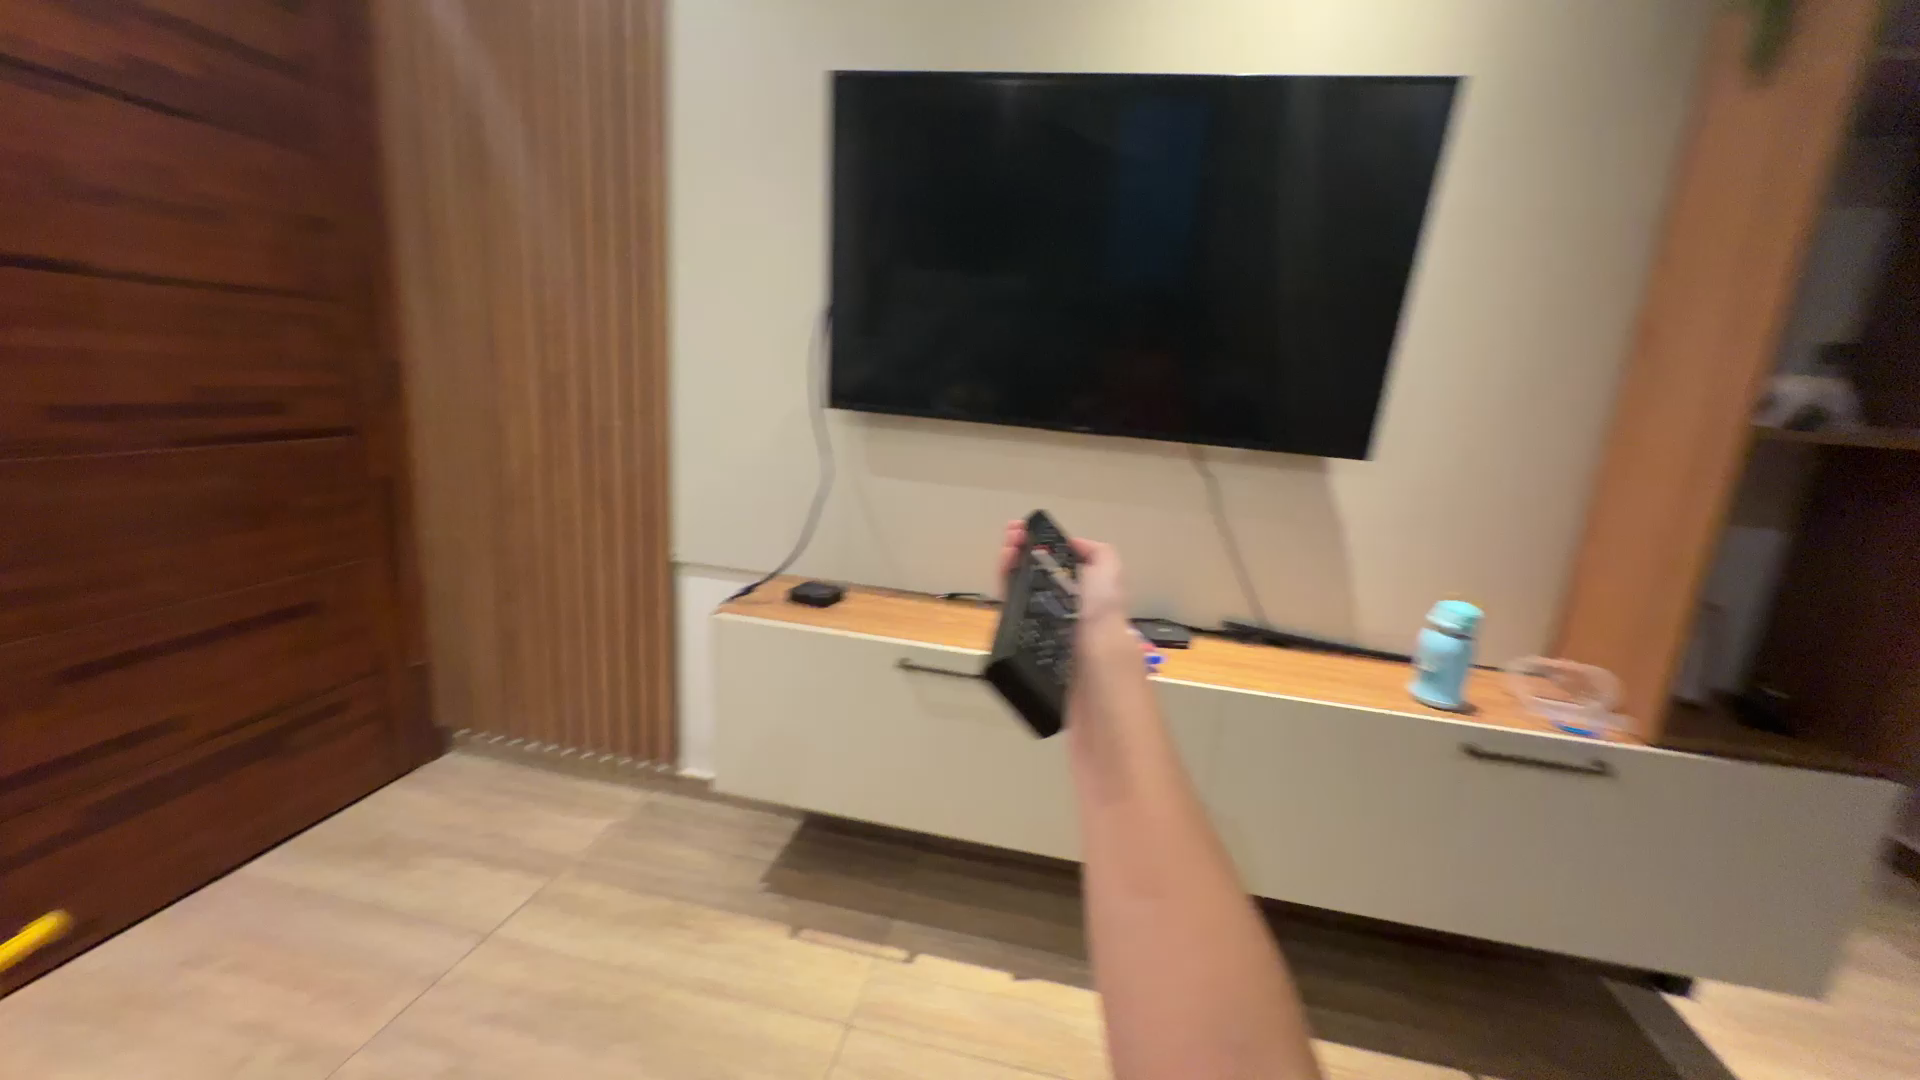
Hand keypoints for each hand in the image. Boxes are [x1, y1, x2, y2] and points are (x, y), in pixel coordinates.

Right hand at [998, 519, 1128, 627]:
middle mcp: (1052, 594)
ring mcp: (1033, 607)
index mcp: (1074, 583)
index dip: (1039, 541)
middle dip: (1020, 544)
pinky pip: (1006, 593)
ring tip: (1008, 542)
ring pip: (1015, 576)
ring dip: (1009, 554)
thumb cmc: (1101, 605)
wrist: (1089, 646)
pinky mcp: (1017, 621)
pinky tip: (1006, 557)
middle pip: (1028, 565)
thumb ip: (1096, 551)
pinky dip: (1003, 572)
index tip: (1028, 527)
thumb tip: (1071, 542)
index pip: (1050, 558)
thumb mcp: (1110, 569)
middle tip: (1013, 531)